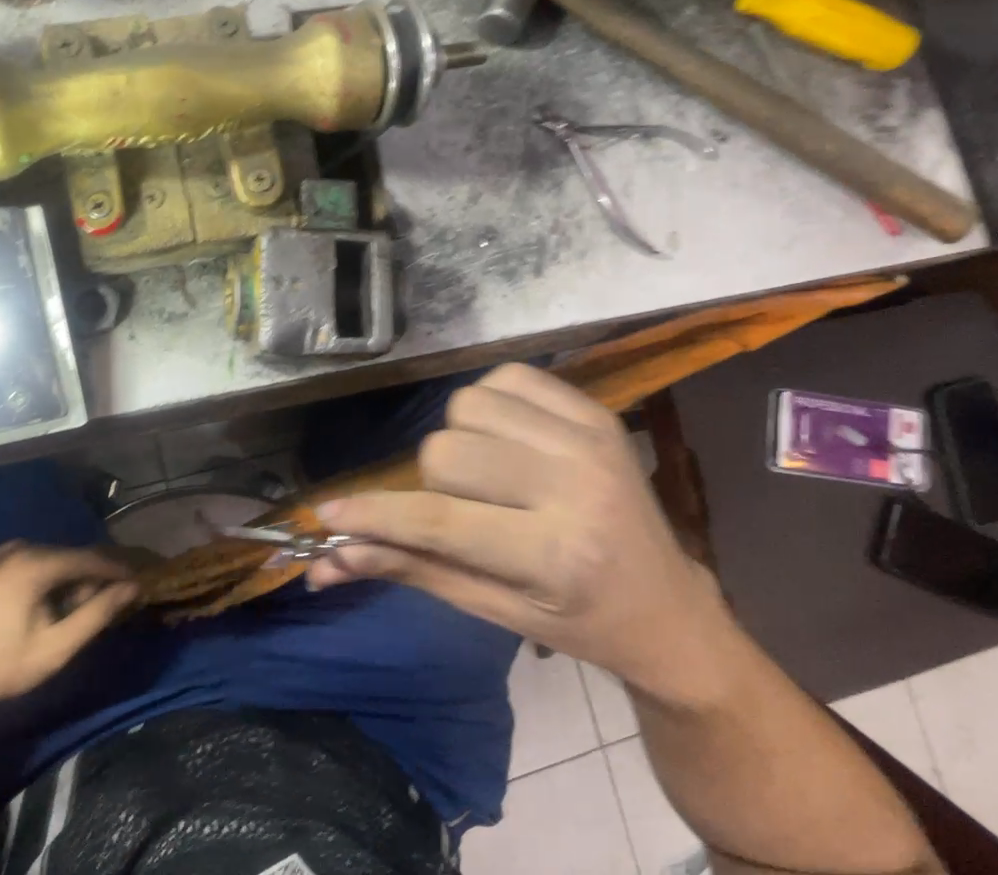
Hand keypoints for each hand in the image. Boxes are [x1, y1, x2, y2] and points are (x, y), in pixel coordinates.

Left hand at [0, 543, 136, 715]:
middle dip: (94, 577)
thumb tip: (133, 588)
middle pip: (70, 557)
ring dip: (72, 579)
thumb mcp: (57, 646)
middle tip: (113, 602)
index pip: (89, 558)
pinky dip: (50, 578)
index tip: (143, 581)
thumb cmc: (4, 667)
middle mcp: (16, 549)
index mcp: (32, 564)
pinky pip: (32, 564)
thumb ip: (97, 614)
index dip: (119, 569)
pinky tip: (54, 605)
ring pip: (52, 560)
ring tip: (84, 608)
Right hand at [308, 364, 740, 706]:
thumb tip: (331, 558)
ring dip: (462, 439)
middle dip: (435, 480)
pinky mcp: (598, 413)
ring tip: (491, 474)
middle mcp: (575, 488)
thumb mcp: (492, 611)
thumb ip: (412, 570)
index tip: (328, 514)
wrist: (669, 605)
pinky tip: (510, 441)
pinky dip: (492, 404)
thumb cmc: (575, 622)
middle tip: (467, 510)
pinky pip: (507, 376)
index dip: (376, 515)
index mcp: (552, 555)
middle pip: (448, 450)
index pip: (440, 522)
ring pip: (470, 405)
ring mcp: (591, 441)